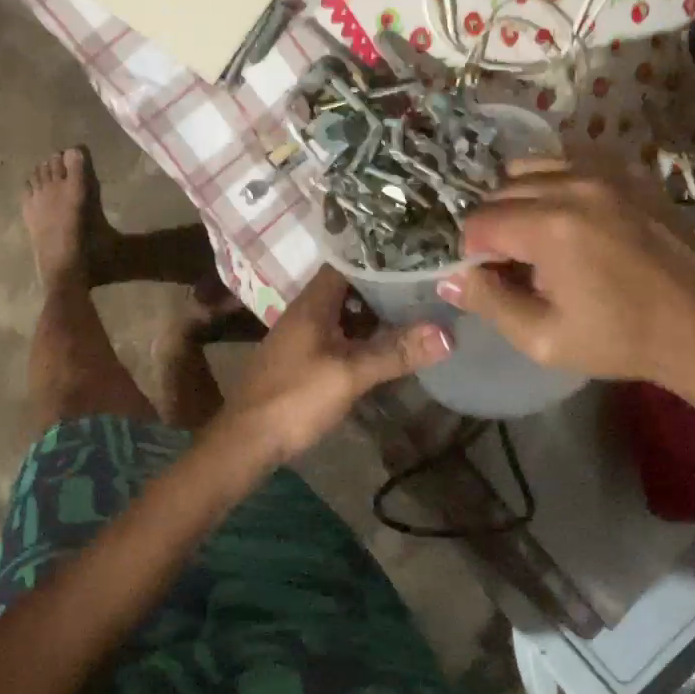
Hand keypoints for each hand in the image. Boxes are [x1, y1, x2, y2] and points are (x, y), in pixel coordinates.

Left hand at [220, 268, 450, 462]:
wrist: (247, 440)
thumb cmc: (295, 397)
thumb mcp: (350, 374)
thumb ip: (396, 352)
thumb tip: (447, 333)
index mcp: (313, 302)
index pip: (348, 261)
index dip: (380, 254)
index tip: (416, 252)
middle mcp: (306, 310)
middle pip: (349, 286)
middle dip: (384, 284)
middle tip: (427, 282)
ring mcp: (303, 335)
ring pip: (345, 313)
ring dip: (374, 312)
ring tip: (417, 309)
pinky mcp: (304, 358)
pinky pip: (339, 335)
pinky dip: (363, 335)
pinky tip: (388, 345)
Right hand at [437, 160, 694, 385]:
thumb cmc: (621, 340)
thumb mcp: (543, 339)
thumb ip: (490, 302)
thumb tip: (450, 279)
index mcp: (550, 227)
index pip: (478, 222)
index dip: (475, 252)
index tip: (494, 278)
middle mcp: (573, 186)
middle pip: (501, 191)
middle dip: (496, 225)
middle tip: (518, 264)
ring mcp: (605, 173)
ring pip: (531, 169)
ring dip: (522, 199)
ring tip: (542, 238)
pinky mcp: (629, 173)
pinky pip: (570, 162)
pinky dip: (556, 183)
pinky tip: (573, 219)